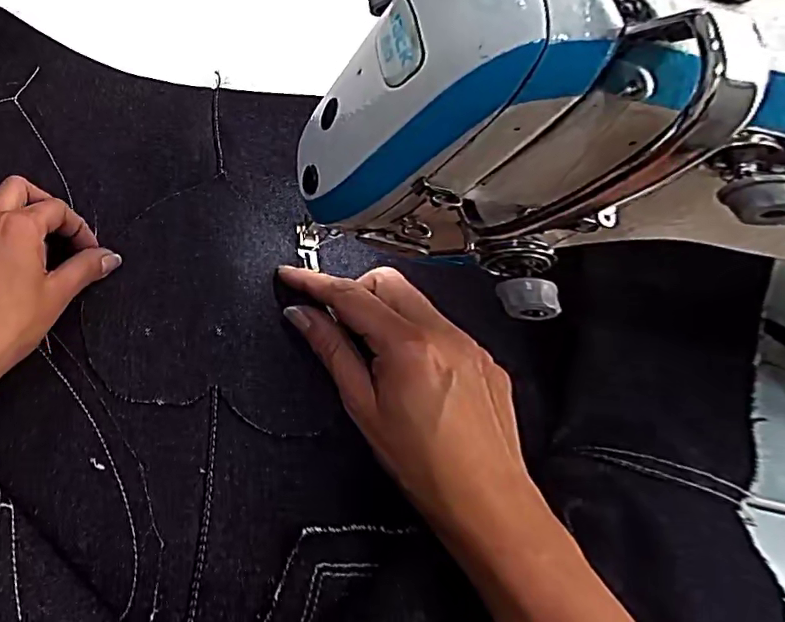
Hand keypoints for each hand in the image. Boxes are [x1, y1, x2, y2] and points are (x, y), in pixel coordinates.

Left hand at [0, 177, 119, 407]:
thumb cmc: (3, 327)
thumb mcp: (56, 295)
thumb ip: (85, 268)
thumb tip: (107, 257)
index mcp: (18, 226)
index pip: (57, 208)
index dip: (78, 227)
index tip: (87, 248)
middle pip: (20, 187)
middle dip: (44, 202)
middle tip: (58, 229)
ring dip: (17, 215)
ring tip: (33, 248)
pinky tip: (4, 263)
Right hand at [277, 266, 528, 529]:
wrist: (490, 507)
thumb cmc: (429, 470)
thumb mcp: (363, 407)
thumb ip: (331, 350)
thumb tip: (305, 318)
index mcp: (410, 345)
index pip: (350, 295)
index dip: (314, 281)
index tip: (293, 276)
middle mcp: (444, 334)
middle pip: (384, 281)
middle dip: (354, 291)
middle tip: (337, 322)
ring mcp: (468, 342)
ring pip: (413, 299)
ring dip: (384, 310)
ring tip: (375, 354)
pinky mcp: (481, 355)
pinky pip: (439, 323)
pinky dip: (415, 331)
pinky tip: (409, 370)